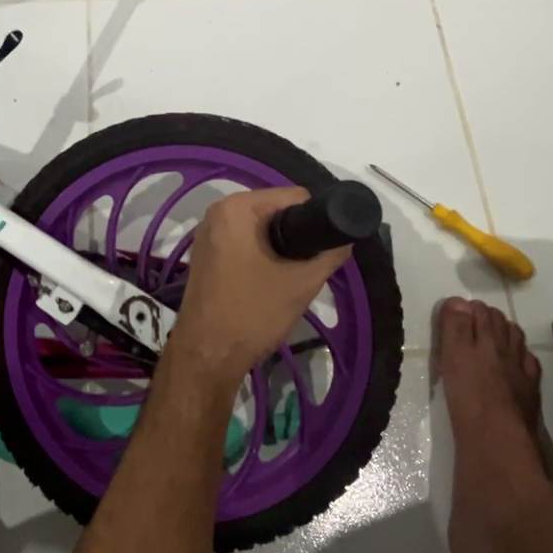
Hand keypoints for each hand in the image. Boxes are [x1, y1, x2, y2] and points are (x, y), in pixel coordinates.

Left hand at [168, 187, 351, 385]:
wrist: (208, 355)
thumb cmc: (253, 312)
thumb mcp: (302, 283)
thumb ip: (330, 254)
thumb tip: (346, 239)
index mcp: (238, 207)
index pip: (294, 197)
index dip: (317, 218)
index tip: (328, 244)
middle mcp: (218, 211)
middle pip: (275, 211)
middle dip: (297, 234)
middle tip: (314, 264)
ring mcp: (208, 233)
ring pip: (260, 229)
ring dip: (280, 247)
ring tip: (296, 275)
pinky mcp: (206, 254)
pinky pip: (244, 243)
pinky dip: (262, 255)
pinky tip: (273, 280)